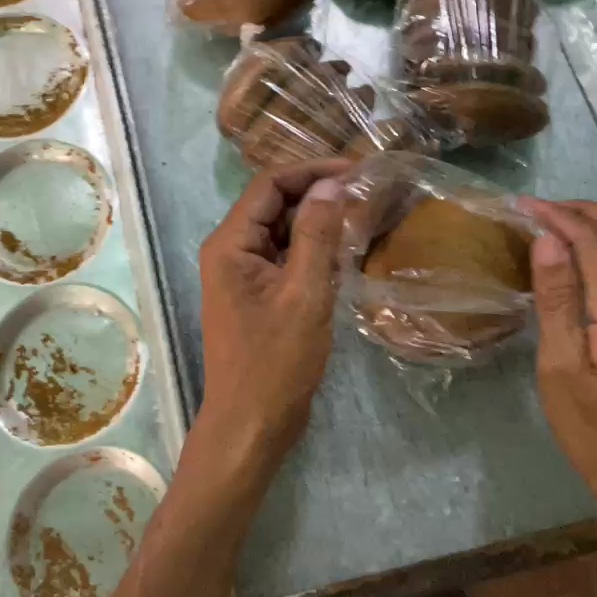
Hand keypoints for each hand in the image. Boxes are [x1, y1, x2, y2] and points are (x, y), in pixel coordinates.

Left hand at [198, 160, 349, 471]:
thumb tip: (332, 184)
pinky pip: (286, 256)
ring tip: (361, 215)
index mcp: (231, 244)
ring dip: (317, 220)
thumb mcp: (304, 294)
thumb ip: (317, 234)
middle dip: (317, 192)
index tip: (356, 170)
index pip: (270, 184)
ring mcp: (243, 274)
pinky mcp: (258, 294)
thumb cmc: (275, 362)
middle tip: (365, 191)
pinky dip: (313, 248)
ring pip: (282, 229)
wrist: (251, 426)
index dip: (312, 170)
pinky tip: (344, 251)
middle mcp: (231, 250)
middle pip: (275, 203)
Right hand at [524, 199, 596, 511]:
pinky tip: (582, 259)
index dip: (558, 217)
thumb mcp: (561, 368)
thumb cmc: (591, 430)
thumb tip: (548, 240)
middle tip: (545, 210)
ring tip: (559, 226)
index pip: (594, 242)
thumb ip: (557, 299)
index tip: (523, 205)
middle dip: (588, 210)